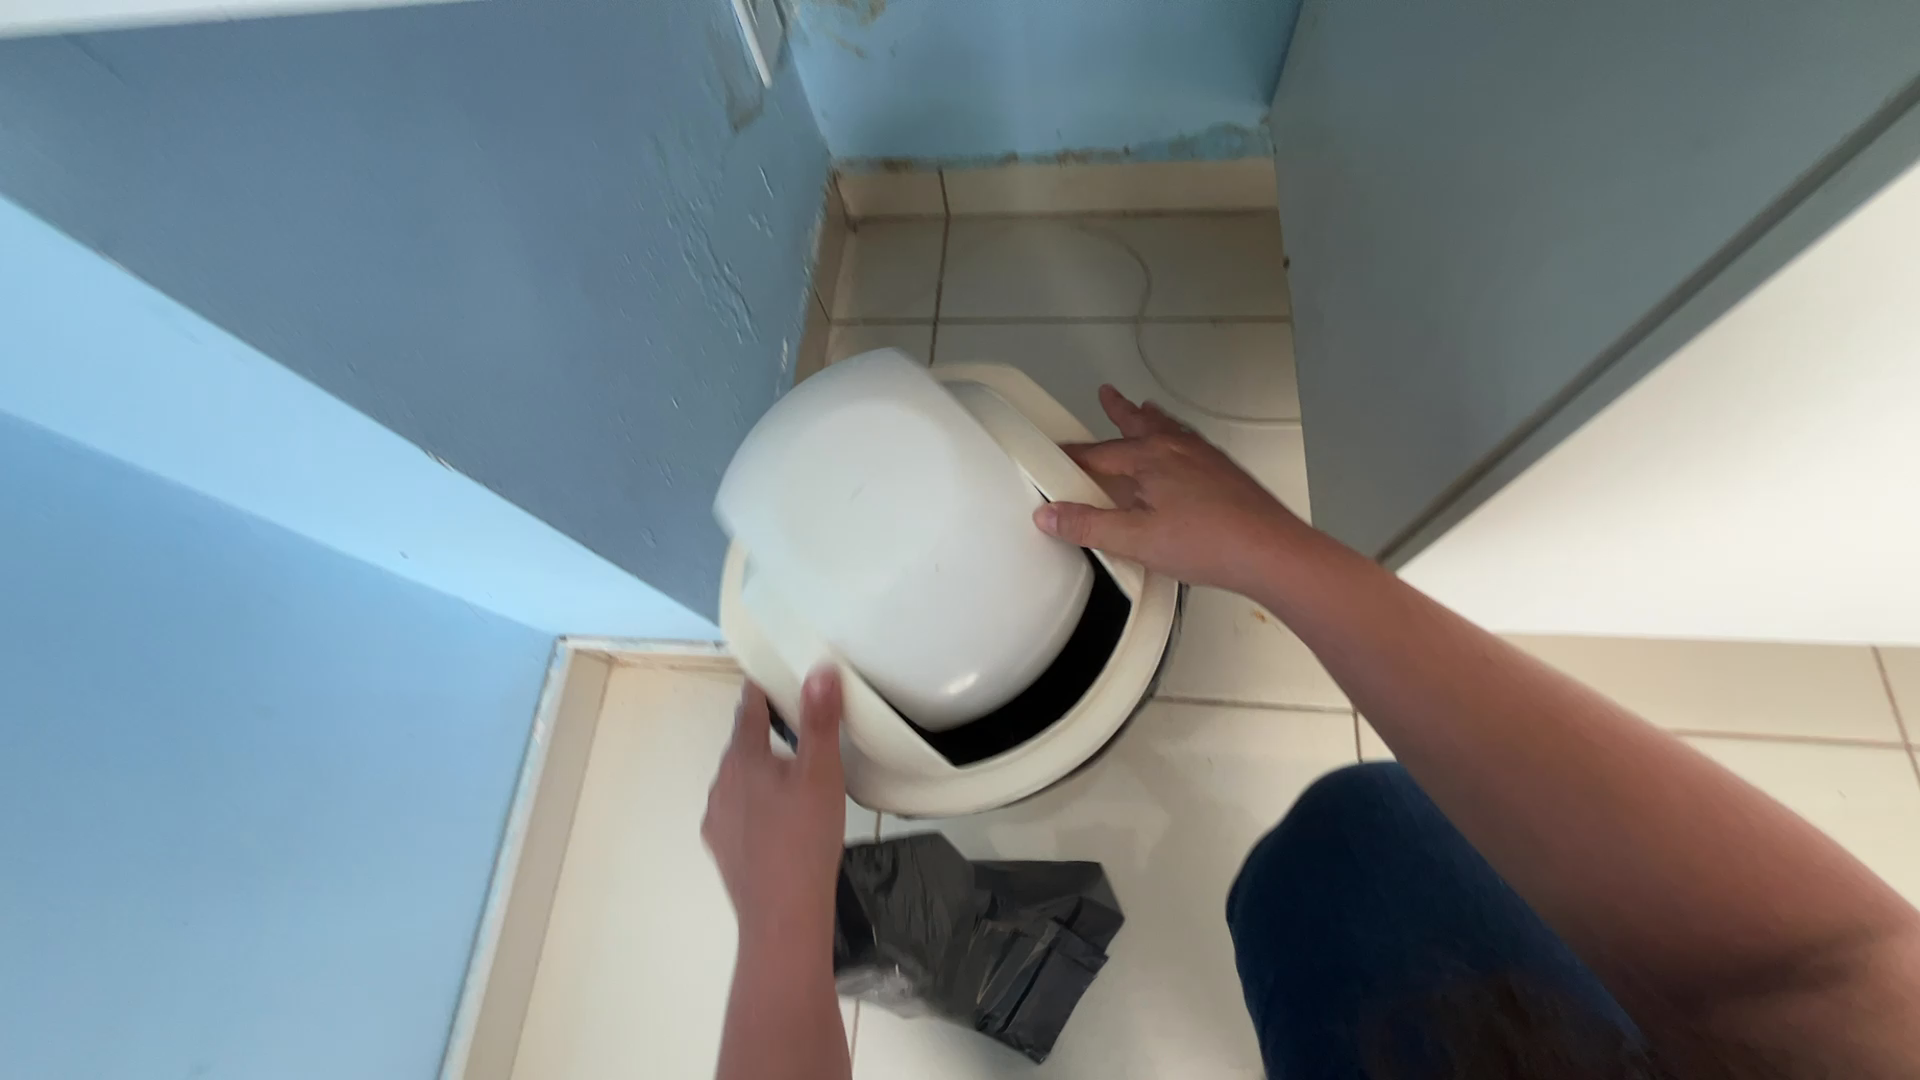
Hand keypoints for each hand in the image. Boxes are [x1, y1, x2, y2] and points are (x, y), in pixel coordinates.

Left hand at [703, 668, 847, 949]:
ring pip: (740, 779)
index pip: (749, 709)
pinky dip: (756, 802)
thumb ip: (820, 719)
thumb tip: (820, 670)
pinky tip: (779, 817)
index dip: (761, 689)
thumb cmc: (805, 837)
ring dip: (761, 769)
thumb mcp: (822, 772)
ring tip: (793, 773)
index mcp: (744, 758)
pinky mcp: (722, 847)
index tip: (772, 675)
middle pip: (743, 744)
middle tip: (798, 723)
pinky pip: (738, 810)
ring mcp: (718, 818)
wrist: (782, 916)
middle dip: (766, 730)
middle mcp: (722, 782)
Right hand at [1034, 385, 1310, 596]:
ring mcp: (1204, 457)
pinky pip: (1191, 443)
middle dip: (1119, 410)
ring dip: (1150, 418)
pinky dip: (1177, 437)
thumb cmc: (1210, 543)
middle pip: (1138, 423)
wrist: (1270, 551)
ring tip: (1144, 410)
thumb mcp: (1135, 540)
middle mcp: (1177, 448)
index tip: (1054, 457)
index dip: (1071, 458)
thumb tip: (1050, 515)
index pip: (1097, 454)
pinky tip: (1182, 452)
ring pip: (1168, 429)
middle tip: (1107, 395)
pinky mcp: (1224, 472)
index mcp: (1150, 458)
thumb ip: (1089, 525)